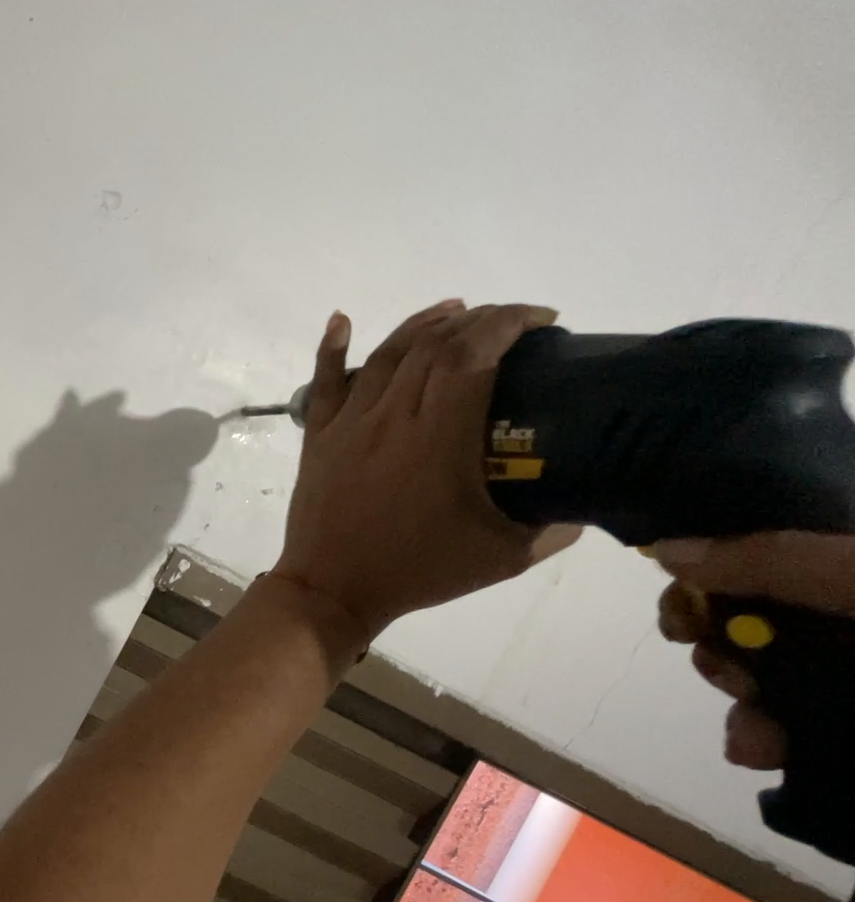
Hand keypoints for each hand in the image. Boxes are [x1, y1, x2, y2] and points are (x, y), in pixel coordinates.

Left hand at [273, 300, 581, 638]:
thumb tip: (585, 502)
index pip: (471, 354)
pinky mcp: (317, 438)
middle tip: (507, 323)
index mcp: (439, 440)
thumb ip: (553, 525)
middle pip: (432, 347)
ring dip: (422, 326)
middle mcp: (390, 420)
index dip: (507, 322)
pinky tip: (342, 320)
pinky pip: (322, 385)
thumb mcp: (503, 555)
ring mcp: (347, 426)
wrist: (332, 589)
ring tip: (454, 311)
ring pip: (384, 357)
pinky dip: (331, 349)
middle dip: (476, 321)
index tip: (542, 320)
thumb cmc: (417, 572)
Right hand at [655, 532, 854, 769]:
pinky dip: (759, 733)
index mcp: (844, 565)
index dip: (710, 568)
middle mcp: (841, 608)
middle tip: (720, 667)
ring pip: (763, 661)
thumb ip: (776, 560)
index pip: (762, 545)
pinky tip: (759, 753)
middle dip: (717, 641)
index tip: (685, 601)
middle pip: (750, 604)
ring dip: (732, 691)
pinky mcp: (846, 716)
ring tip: (752, 731)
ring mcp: (847, 665)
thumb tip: (667, 550)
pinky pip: (787, 716)